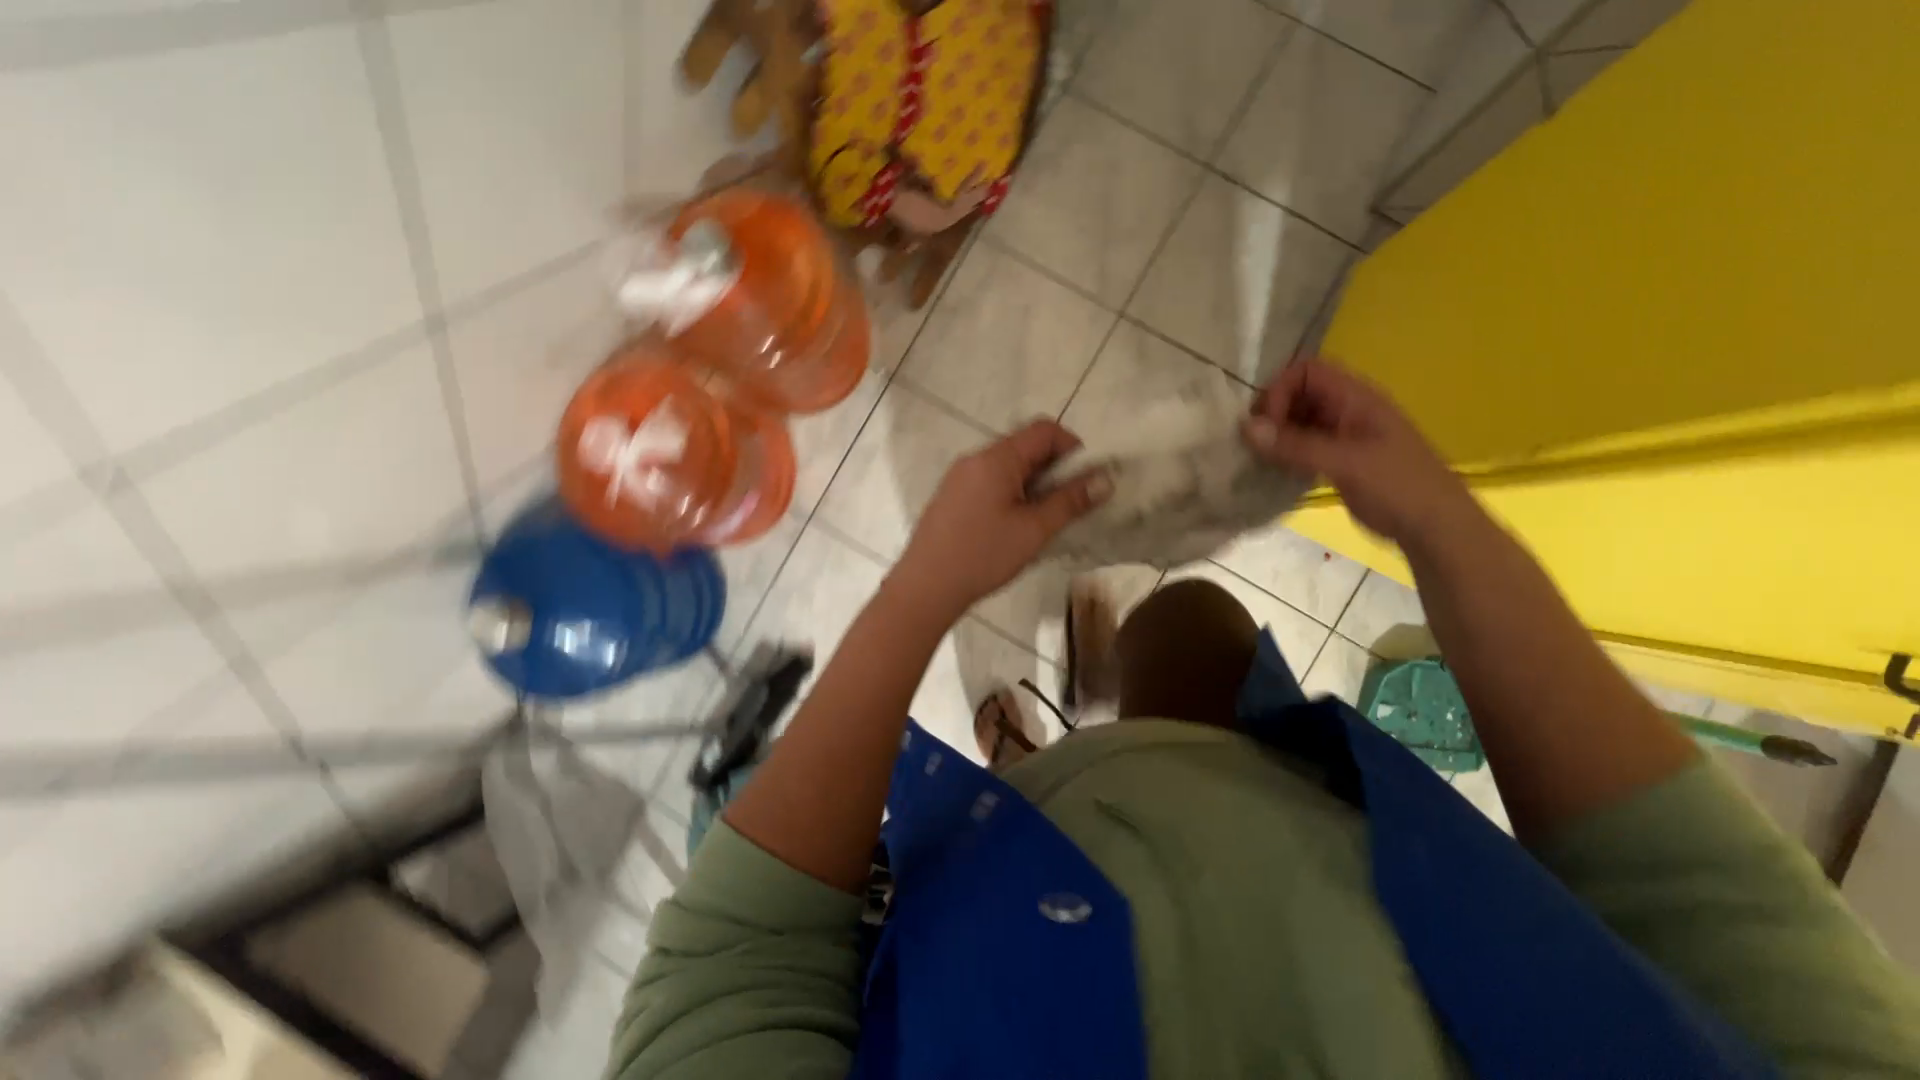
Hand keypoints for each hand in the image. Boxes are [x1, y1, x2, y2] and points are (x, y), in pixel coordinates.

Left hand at [890, 419, 1110, 620]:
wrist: (924, 588)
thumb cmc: (983, 556)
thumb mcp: (1034, 530)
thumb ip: (1070, 501)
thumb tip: (1105, 478)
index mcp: (996, 458)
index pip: (1044, 430)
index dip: (1072, 447)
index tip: (1085, 480)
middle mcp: (975, 458)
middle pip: (1024, 446)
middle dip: (1054, 468)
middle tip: (1068, 505)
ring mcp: (958, 477)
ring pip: (1007, 466)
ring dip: (1033, 484)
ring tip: (1043, 520)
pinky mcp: (950, 497)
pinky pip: (989, 482)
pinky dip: (1011, 493)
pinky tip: (1014, 528)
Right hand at [1241, 357, 1477, 546]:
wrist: (1435, 527)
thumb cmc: (1397, 486)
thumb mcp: (1345, 463)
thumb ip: (1296, 445)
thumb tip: (1245, 428)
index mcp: (1356, 398)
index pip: (1306, 371)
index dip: (1280, 390)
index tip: (1266, 425)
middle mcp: (1348, 410)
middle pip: (1299, 394)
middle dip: (1273, 413)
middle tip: (1256, 445)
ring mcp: (1345, 436)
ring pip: (1300, 422)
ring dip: (1277, 436)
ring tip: (1259, 460)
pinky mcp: (1341, 462)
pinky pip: (1305, 447)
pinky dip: (1286, 455)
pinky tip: (1275, 473)